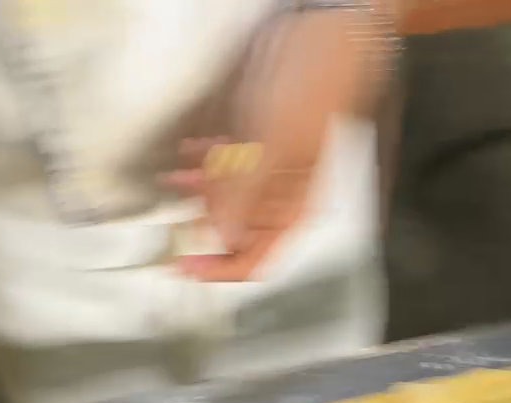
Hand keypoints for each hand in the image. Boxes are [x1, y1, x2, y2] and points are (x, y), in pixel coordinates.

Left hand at [165, 9, 387, 281]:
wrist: (330, 23)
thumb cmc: (321, 78)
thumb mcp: (277, 146)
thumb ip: (248, 198)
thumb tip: (222, 237)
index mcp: (295, 209)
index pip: (255, 262)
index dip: (218, 269)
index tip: (187, 266)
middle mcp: (283, 196)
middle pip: (235, 233)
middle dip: (205, 222)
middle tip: (180, 215)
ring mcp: (270, 169)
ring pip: (226, 200)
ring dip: (199, 190)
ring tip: (180, 176)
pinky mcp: (259, 143)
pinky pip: (227, 167)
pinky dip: (206, 162)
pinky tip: (193, 152)